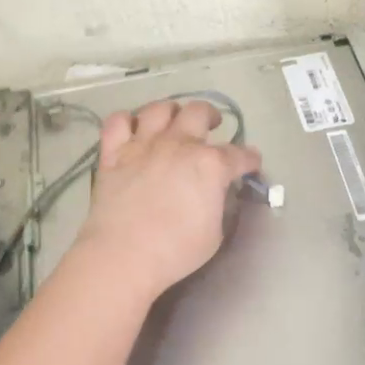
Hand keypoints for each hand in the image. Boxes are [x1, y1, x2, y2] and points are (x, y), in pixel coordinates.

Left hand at [73, 99, 261, 301]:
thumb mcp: (215, 232)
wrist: (124, 255)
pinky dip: (126, 121)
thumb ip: (218, 203)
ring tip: (174, 121)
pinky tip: (133, 130)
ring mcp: (143, 145)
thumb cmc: (176, 251)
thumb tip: (215, 192)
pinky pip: (117, 122)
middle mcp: (179, 144)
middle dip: (211, 116)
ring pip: (159, 109)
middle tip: (212, 125)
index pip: (240, 155)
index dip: (249, 160)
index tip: (251, 164)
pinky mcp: (113, 153)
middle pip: (199, 112)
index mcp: (211, 165)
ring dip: (171, 111)